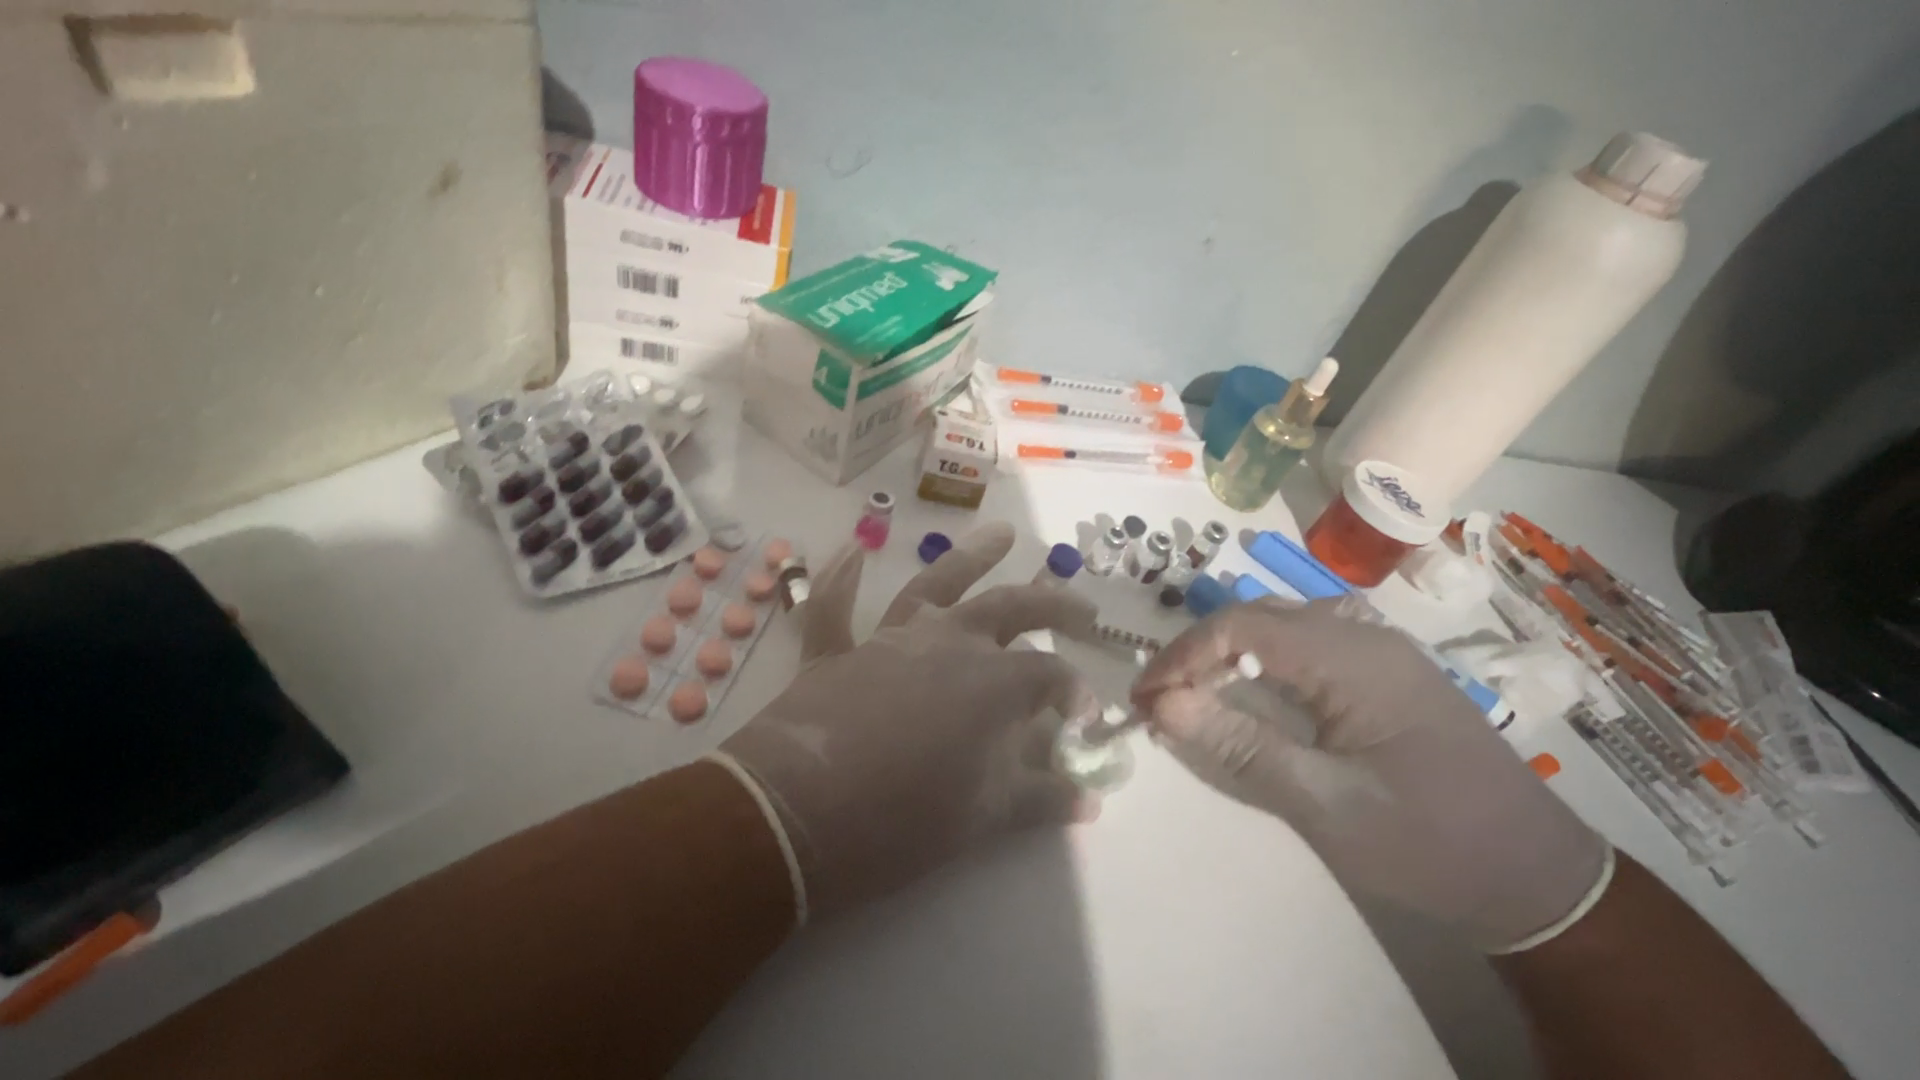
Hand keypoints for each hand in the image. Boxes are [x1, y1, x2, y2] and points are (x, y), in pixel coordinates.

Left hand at [711, 522, 1102, 923]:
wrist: (797, 818)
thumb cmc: (903, 820)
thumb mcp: (984, 817)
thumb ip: (1040, 799)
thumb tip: (1088, 802)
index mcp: (993, 680)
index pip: (1050, 676)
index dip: (1075, 695)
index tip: (1085, 723)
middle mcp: (948, 643)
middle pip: (1011, 608)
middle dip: (1053, 605)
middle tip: (1084, 610)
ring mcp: (889, 640)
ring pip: (936, 584)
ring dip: (970, 557)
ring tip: (1001, 533)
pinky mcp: (836, 652)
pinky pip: (834, 607)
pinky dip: (840, 580)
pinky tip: (851, 550)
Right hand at [1131, 598, 1611, 951]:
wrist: (1537, 876)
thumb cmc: (1428, 842)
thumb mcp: (1323, 804)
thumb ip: (1238, 747)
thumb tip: (1160, 704)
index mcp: (1353, 659)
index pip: (1242, 627)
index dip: (1182, 656)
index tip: (1143, 700)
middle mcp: (1367, 638)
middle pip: (1260, 616)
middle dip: (1199, 651)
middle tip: (1160, 700)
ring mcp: (1383, 653)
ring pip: (1284, 625)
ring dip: (1230, 652)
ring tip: (1195, 695)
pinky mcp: (1390, 675)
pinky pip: (1310, 645)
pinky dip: (1264, 661)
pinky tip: (1253, 693)